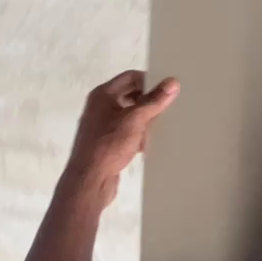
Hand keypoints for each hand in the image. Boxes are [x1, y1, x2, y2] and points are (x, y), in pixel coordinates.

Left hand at [64, 70, 179, 204]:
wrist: (88, 183)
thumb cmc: (109, 145)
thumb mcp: (135, 120)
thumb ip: (154, 101)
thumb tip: (173, 82)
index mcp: (102, 94)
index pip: (130, 77)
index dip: (149, 80)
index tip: (166, 89)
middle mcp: (100, 106)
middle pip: (130, 95)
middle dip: (148, 101)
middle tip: (168, 106)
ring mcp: (102, 125)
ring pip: (129, 114)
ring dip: (144, 118)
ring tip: (162, 124)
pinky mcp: (106, 143)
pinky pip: (126, 131)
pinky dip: (138, 134)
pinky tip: (150, 142)